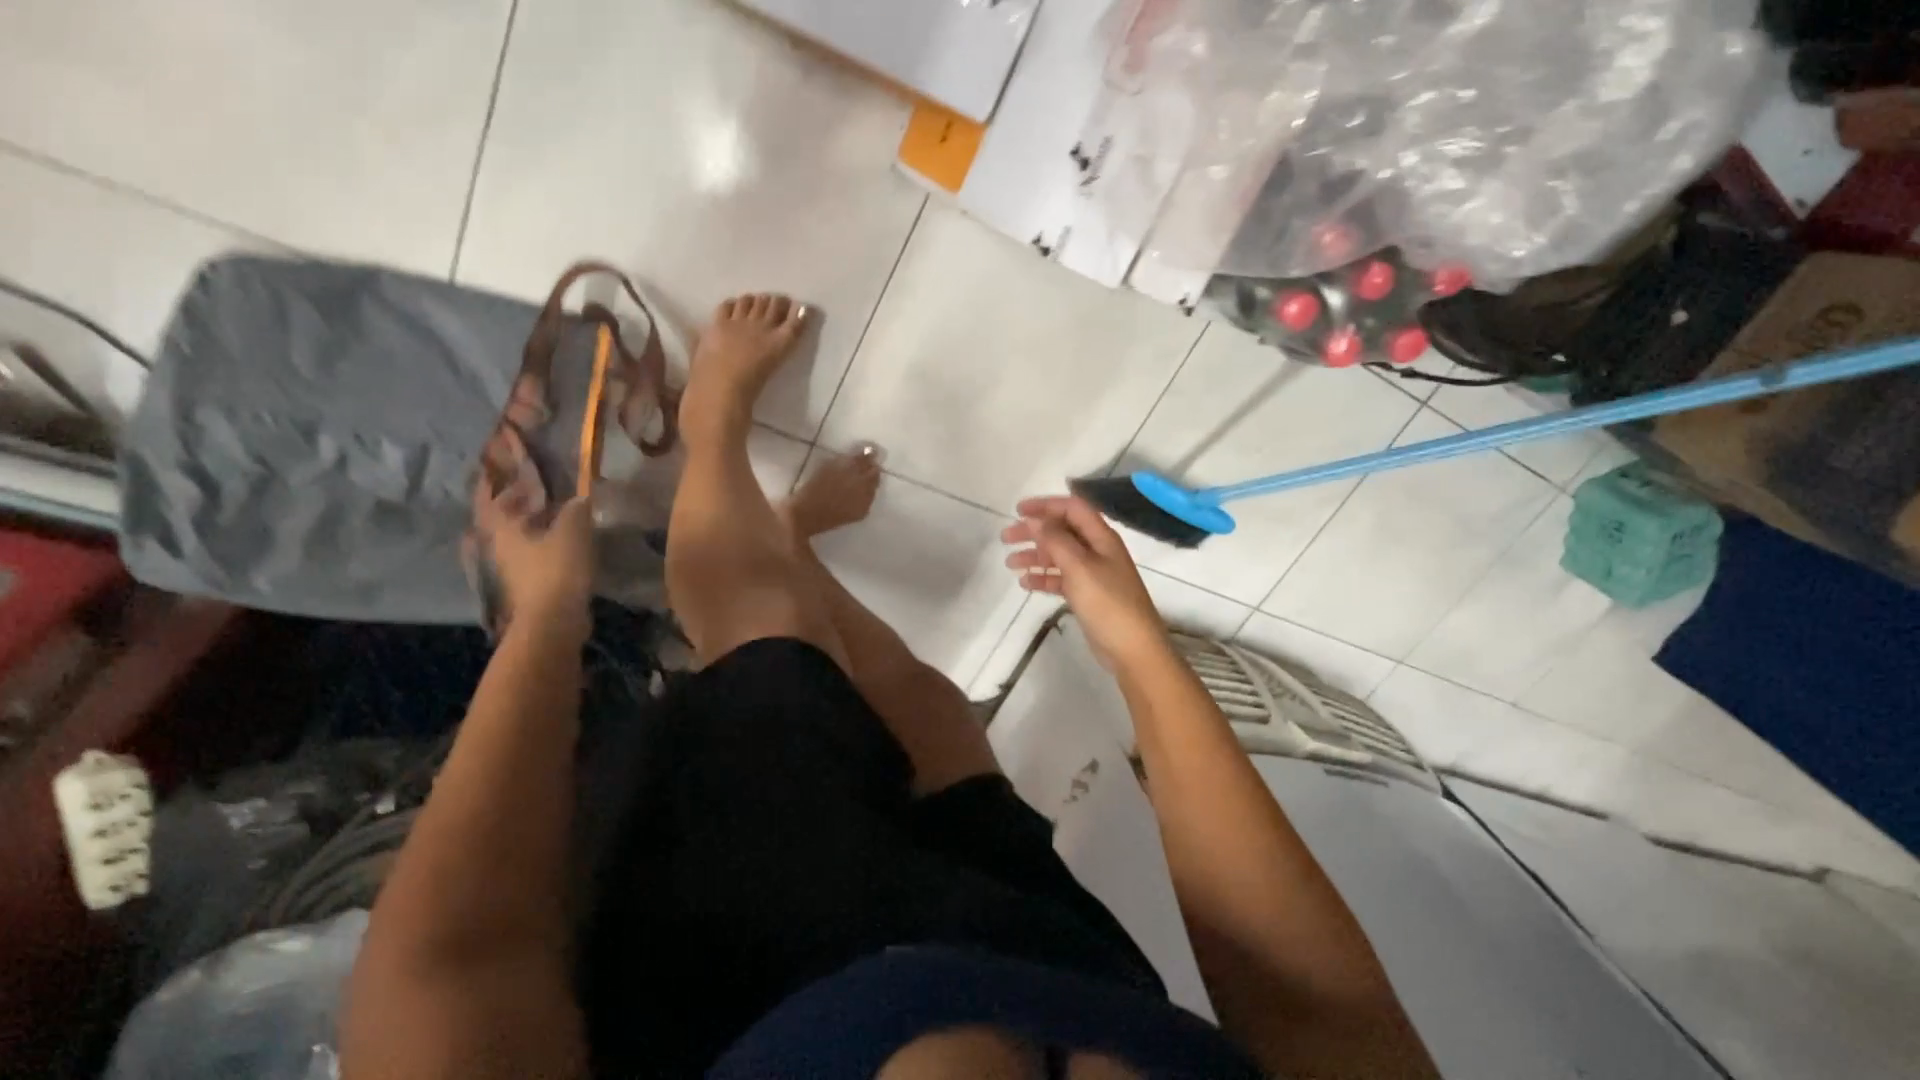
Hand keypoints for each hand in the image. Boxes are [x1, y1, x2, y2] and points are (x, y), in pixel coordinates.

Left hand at [479, 492, 595, 641]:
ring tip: (556, 521)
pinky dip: (543, 549)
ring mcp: (510, 571)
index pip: (495, 499)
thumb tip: (579, 498)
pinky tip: (562, 549)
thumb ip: (575, 510)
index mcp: (503, 529)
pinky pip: (532, 559)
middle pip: (505, 521)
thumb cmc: (556, 569)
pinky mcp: (525, 588)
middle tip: (540, 496)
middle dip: (519, 507)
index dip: (504, 484)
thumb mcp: (572, 531)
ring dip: (533, 530)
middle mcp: (498, 548)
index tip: (515, 473)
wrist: (553, 622)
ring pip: (519, 541)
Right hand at [1001, 495, 1169, 669]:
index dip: (1045, 505)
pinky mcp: (1088, 596)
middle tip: (1006, 538)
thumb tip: (1035, 520)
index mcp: (1101, 538)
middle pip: (1062, 531)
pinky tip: (1026, 583)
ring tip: (1010, 563)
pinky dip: (1044, 578)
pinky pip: (1062, 579)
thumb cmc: (1108, 603)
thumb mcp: (1079, 566)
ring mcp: (1093, 574)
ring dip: (1035, 556)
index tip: (1017, 511)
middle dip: (1034, 531)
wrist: (1132, 649)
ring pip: (1059, 556)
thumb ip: (1056, 540)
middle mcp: (1098, 551)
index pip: (1072, 508)